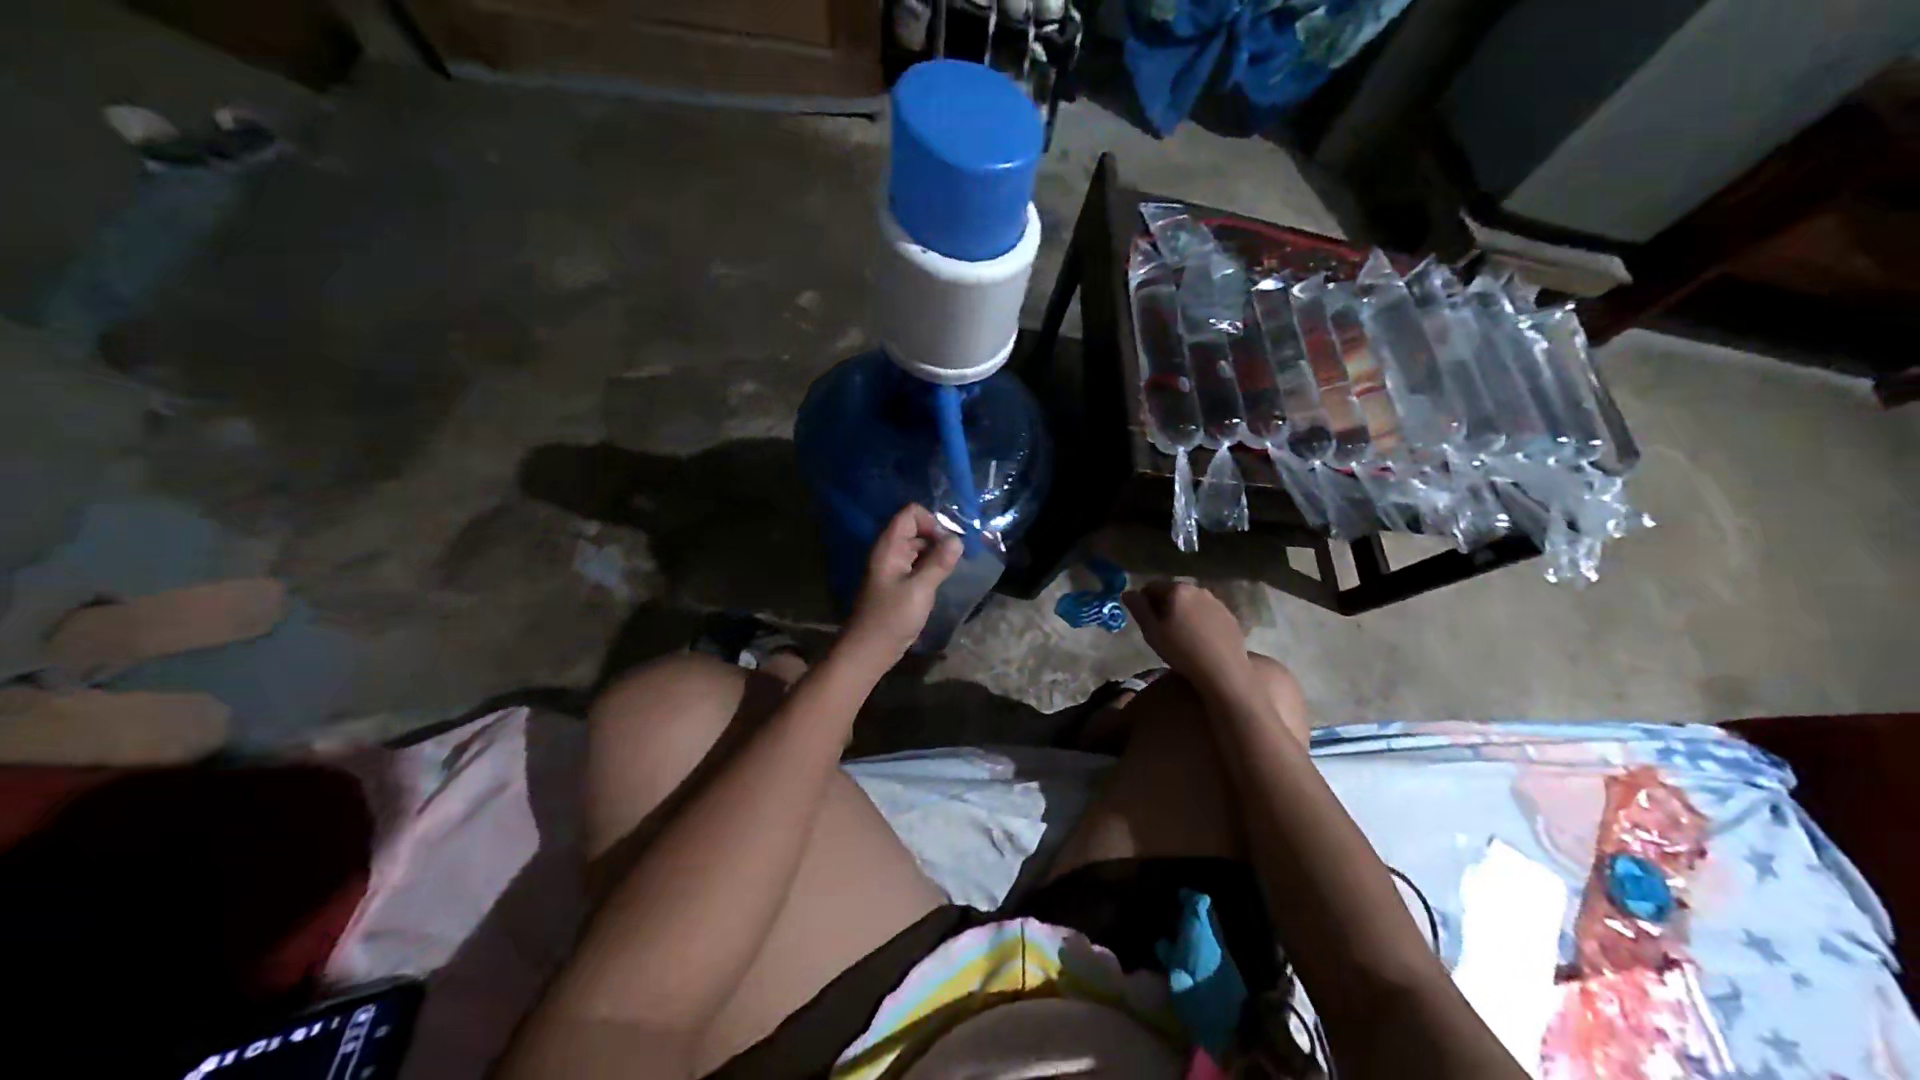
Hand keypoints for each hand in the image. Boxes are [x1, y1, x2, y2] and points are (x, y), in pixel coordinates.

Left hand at [841, 504, 961, 666]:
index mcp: (889, 547)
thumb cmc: (891, 619)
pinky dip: (931, 567)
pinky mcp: (897, 584)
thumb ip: (939, 563)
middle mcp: (889, 552)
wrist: (868, 651)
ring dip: (936, 553)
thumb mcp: (920, 590)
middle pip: (915, 529)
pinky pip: (917, 565)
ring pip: (918, 548)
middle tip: (957, 558)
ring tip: (954, 568)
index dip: (931, 521)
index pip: (910, 514)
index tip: (947, 543)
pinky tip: (942, 580)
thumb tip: (957, 540)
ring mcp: (892, 569)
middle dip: (938, 537)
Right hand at [1123, 581, 1253, 692]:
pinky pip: (1207, 612)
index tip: (1146, 622)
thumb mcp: (1151, 632)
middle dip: (1164, 606)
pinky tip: (1200, 640)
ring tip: (1182, 636)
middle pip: (1173, 593)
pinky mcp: (1229, 615)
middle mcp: (1198, 589)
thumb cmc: (1181, 650)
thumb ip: (1138, 609)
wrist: (1223, 670)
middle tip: (1162, 630)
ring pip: (1191, 602)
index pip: (1151, 587)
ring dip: (1183, 613)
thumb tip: (1128, 593)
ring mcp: (1217, 602)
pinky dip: (1200, 620)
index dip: (1144, 603)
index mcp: (1177, 590)